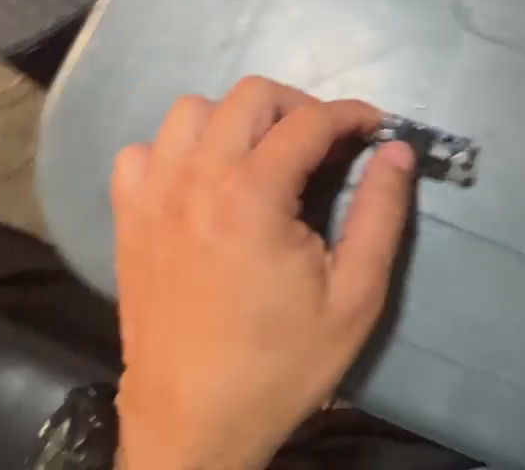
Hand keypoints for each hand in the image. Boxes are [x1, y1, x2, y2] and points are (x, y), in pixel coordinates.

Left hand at [110, 77, 417, 469]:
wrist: (193, 429)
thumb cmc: (280, 365)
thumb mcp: (354, 297)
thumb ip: (380, 213)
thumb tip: (395, 149)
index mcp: (253, 197)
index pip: (309, 120)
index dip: (351, 115)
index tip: (374, 128)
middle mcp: (197, 180)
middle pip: (250, 96)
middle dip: (298, 107)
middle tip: (323, 146)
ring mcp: (154, 197)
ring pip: (192, 111)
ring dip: (236, 120)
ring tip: (263, 157)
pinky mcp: (128, 219)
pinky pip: (143, 153)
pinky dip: (175, 151)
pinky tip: (201, 182)